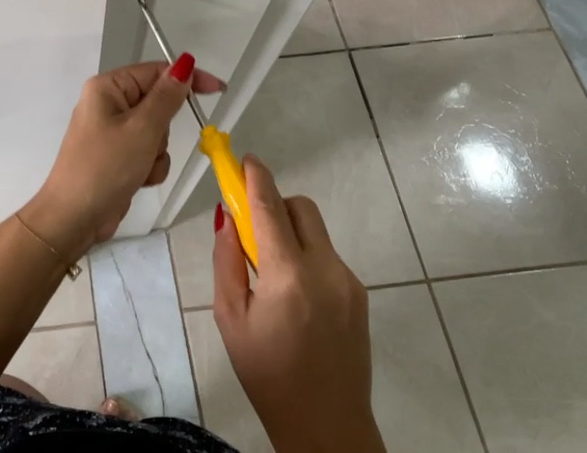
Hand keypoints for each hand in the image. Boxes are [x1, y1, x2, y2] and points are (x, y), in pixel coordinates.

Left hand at [21, 57, 224, 259]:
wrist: (75, 217)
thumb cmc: (105, 166)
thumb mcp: (142, 129)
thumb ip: (167, 97)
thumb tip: (184, 65)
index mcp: (108, 88)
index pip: (155, 72)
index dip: (186, 79)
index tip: (217, 89)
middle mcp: (109, 104)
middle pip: (158, 103)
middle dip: (162, 128)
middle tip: (149, 144)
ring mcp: (113, 132)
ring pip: (157, 132)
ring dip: (157, 152)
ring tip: (139, 166)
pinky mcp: (119, 156)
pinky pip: (149, 152)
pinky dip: (150, 166)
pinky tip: (137, 179)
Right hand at [213, 157, 384, 452]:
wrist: (328, 426)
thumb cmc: (267, 375)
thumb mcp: (231, 319)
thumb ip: (227, 262)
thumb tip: (227, 218)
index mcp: (288, 276)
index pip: (270, 208)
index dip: (256, 178)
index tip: (245, 159)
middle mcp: (325, 269)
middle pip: (301, 208)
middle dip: (276, 204)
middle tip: (254, 228)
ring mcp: (348, 282)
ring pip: (316, 233)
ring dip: (291, 234)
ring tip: (273, 276)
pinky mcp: (359, 296)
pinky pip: (327, 258)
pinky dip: (307, 259)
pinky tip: (295, 299)